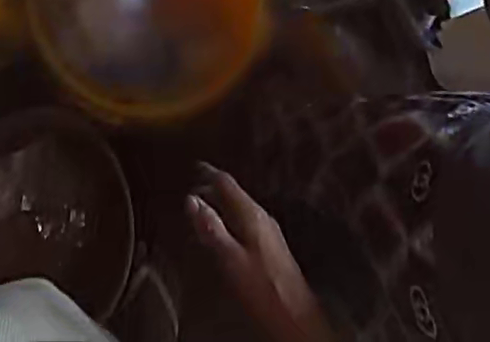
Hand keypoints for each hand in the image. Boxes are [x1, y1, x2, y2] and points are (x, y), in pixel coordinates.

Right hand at [187, 163, 334, 341]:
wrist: (298, 322)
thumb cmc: (264, 291)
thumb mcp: (231, 259)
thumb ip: (211, 228)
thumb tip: (191, 201)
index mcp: (251, 215)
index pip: (226, 183)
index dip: (207, 173)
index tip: (194, 167)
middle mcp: (262, 218)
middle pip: (233, 193)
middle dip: (212, 189)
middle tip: (194, 189)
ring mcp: (269, 233)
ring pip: (239, 208)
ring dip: (221, 204)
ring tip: (205, 207)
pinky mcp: (272, 248)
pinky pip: (245, 221)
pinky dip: (230, 219)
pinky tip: (224, 232)